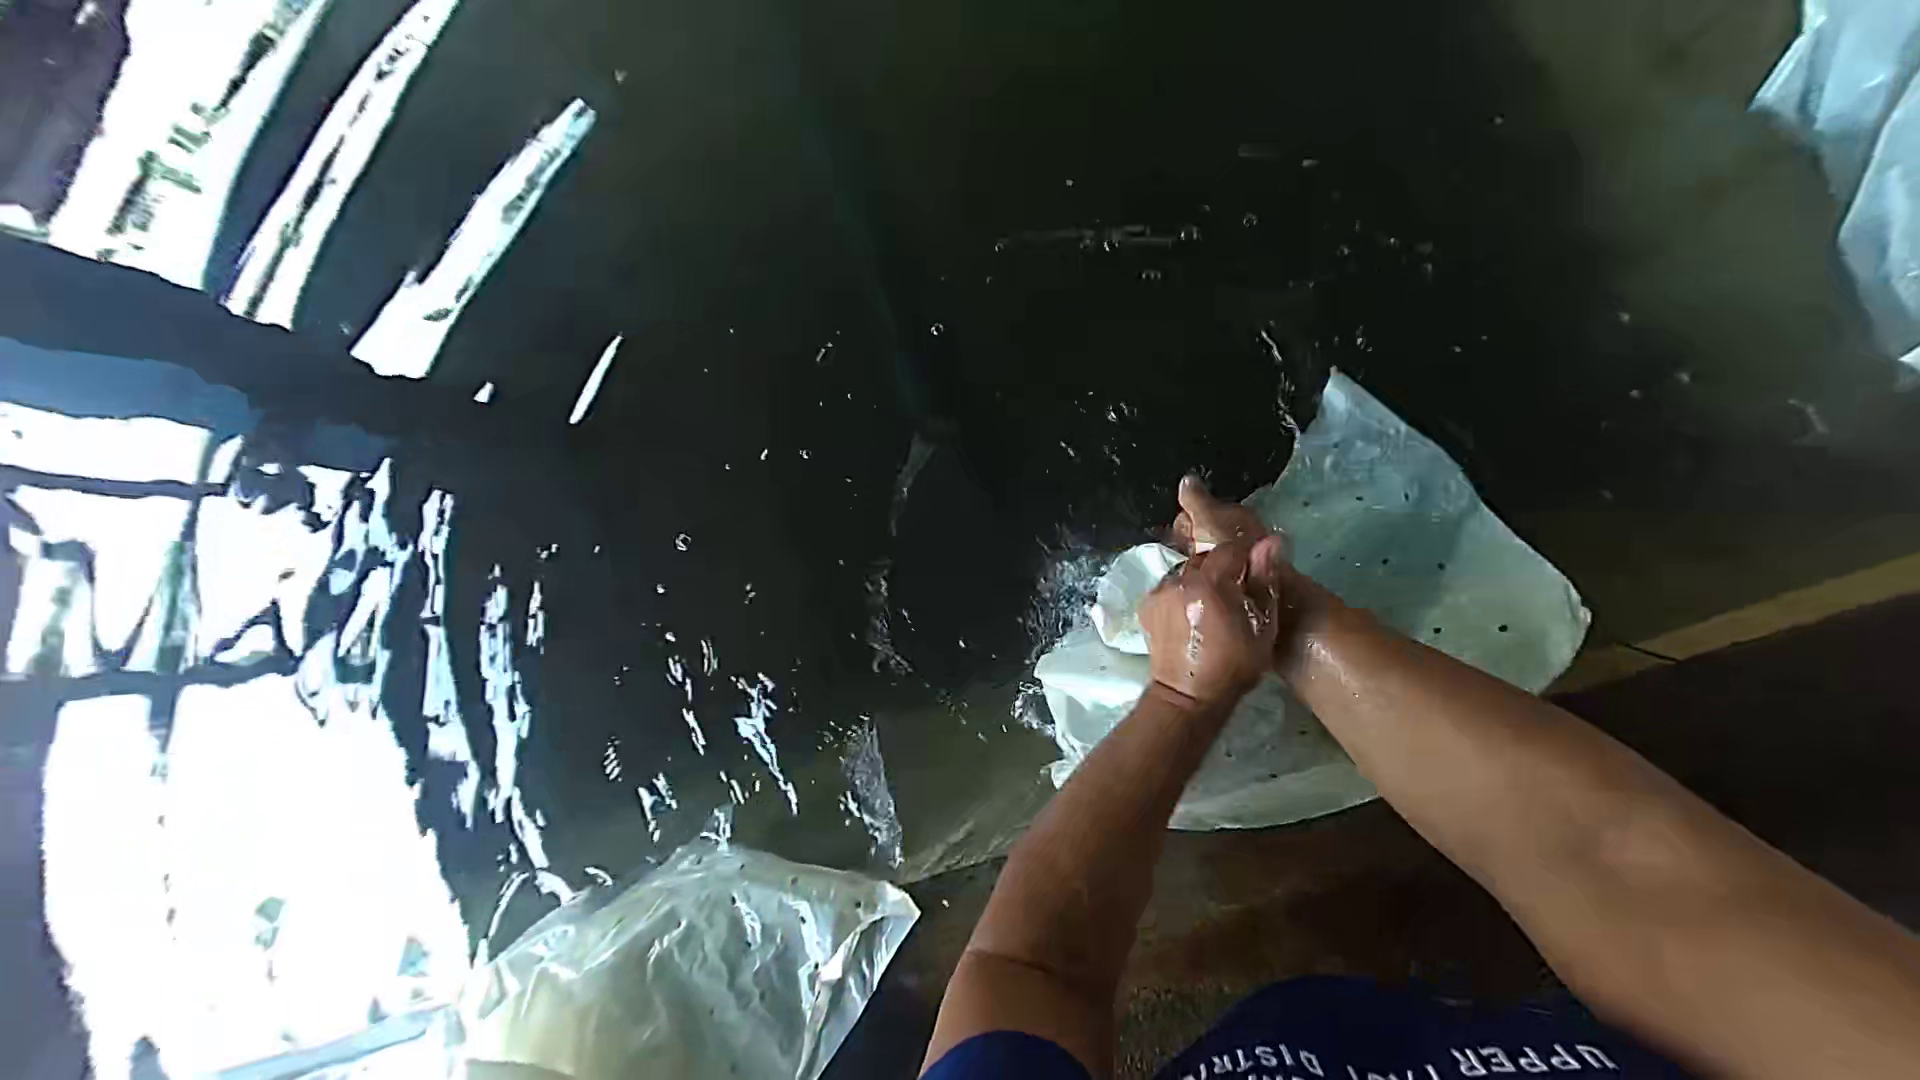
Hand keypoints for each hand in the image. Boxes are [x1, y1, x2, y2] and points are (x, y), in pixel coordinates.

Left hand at [1163, 473, 1342, 681]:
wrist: (1187, 695)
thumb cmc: (1234, 666)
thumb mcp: (1263, 627)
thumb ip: (1265, 581)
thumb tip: (1271, 542)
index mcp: (1210, 583)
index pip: (1230, 549)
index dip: (1246, 556)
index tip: (1254, 571)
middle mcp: (1179, 581)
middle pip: (1204, 558)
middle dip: (1222, 568)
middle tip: (1235, 591)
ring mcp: (1159, 592)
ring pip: (1184, 571)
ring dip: (1199, 579)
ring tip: (1211, 604)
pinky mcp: (1146, 605)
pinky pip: (1168, 587)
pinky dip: (1181, 592)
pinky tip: (1190, 612)